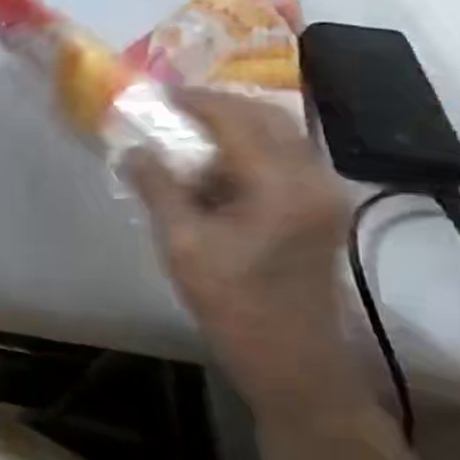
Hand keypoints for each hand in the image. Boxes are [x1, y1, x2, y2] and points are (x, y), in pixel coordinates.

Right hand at [125, 90, 368, 419]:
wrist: (294, 364)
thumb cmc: (236, 307)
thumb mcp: (184, 247)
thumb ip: (158, 189)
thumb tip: (133, 151)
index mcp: (281, 185)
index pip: (235, 119)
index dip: (194, 101)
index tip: (159, 96)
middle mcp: (313, 177)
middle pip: (265, 117)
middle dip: (217, 108)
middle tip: (174, 111)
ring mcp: (325, 191)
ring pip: (278, 135)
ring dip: (235, 128)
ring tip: (191, 138)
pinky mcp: (324, 207)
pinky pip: (285, 158)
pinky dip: (250, 151)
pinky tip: (218, 170)